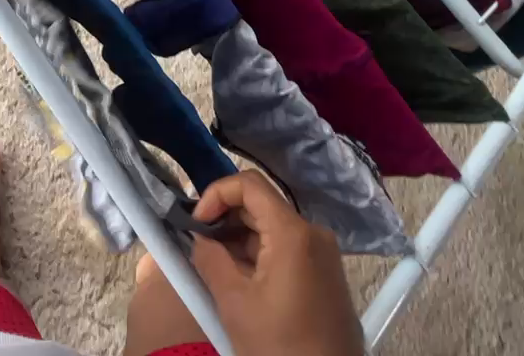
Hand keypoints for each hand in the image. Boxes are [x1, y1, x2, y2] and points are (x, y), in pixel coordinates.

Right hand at [190, 172, 363, 355]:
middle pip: (261, 203)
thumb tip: (198, 237)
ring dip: (240, 238)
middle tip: (200, 245)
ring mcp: (323, 252)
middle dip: (226, 218)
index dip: (216, 194)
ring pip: (272, 226)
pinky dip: (260, 253)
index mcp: (293, 232)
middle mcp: (313, 232)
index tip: (197, 223)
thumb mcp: (235, 304)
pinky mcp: (326, 272)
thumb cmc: (281, 348)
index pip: (248, 184)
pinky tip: (241, 280)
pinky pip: (286, 246)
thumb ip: (210, 259)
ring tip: (216, 267)